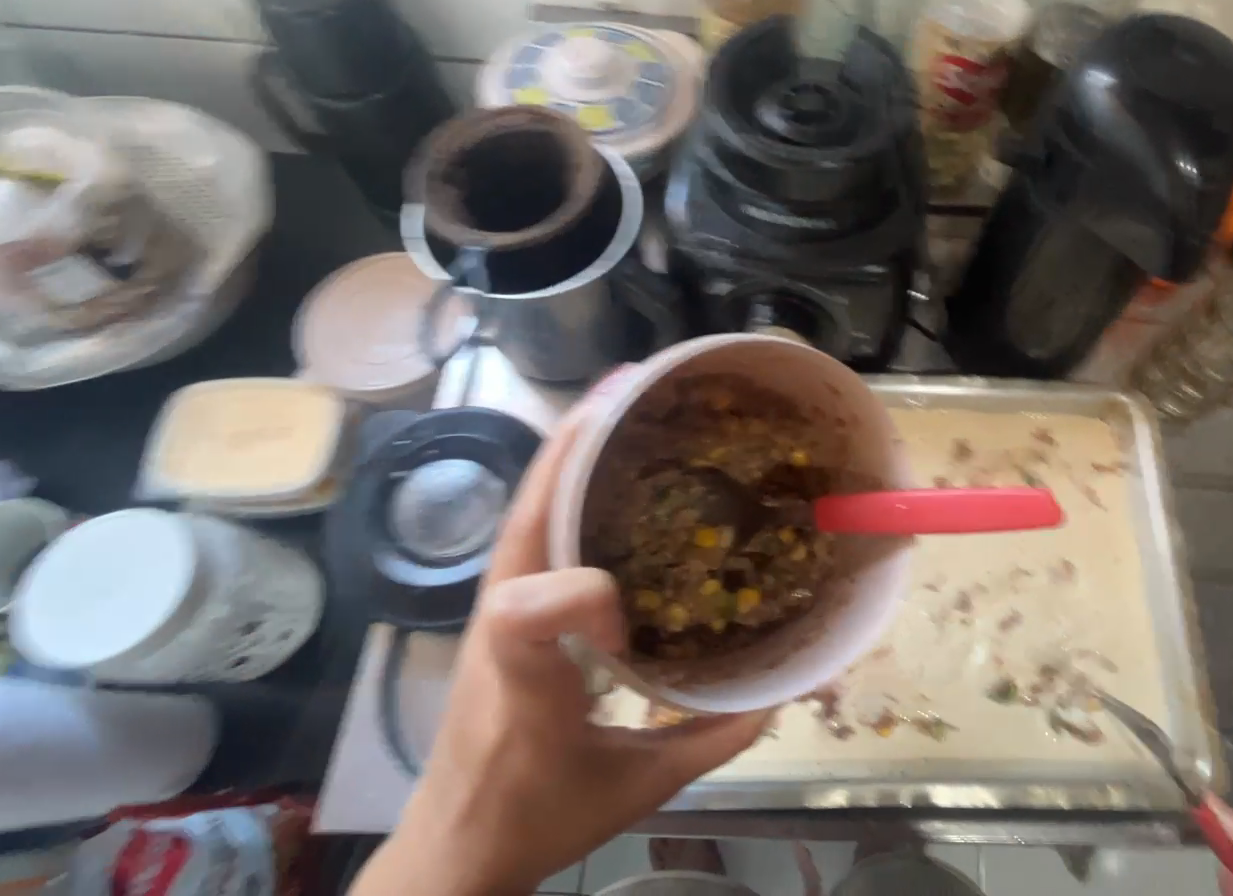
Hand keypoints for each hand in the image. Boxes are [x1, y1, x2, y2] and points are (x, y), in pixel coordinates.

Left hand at [351, 410, 771, 895]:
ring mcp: (489, 608)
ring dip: (568, 449)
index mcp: (523, 680)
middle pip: (524, 515)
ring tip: (619, 401)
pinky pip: (532, 528)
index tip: (626, 635)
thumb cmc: (535, 818)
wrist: (452, 847)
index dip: (582, 600)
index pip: (529, 610)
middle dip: (577, 443)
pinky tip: (605, 462)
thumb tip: (780, 693)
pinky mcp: (498, 606)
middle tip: (631, 386)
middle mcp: (496, 627)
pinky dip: (564, 483)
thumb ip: (711, 741)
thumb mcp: (634, 789)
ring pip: (524, 510)